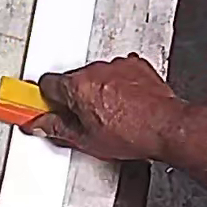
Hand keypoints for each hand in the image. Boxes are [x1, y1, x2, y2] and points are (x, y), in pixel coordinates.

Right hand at [22, 54, 188, 161]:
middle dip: (74, 98)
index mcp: (77, 86)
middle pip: (72, 80)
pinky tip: (124, 105)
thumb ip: (57, 129)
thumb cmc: (132, 134)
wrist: (167, 127)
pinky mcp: (135, 65)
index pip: (46, 84)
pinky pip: (118, 73)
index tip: (47, 108)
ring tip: (110, 114)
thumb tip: (40, 125)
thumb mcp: (86, 140)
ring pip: (95, 76)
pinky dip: (118, 85)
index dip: (46, 99)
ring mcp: (117, 65)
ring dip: (97, 91)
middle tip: (83, 119)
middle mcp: (95, 70)